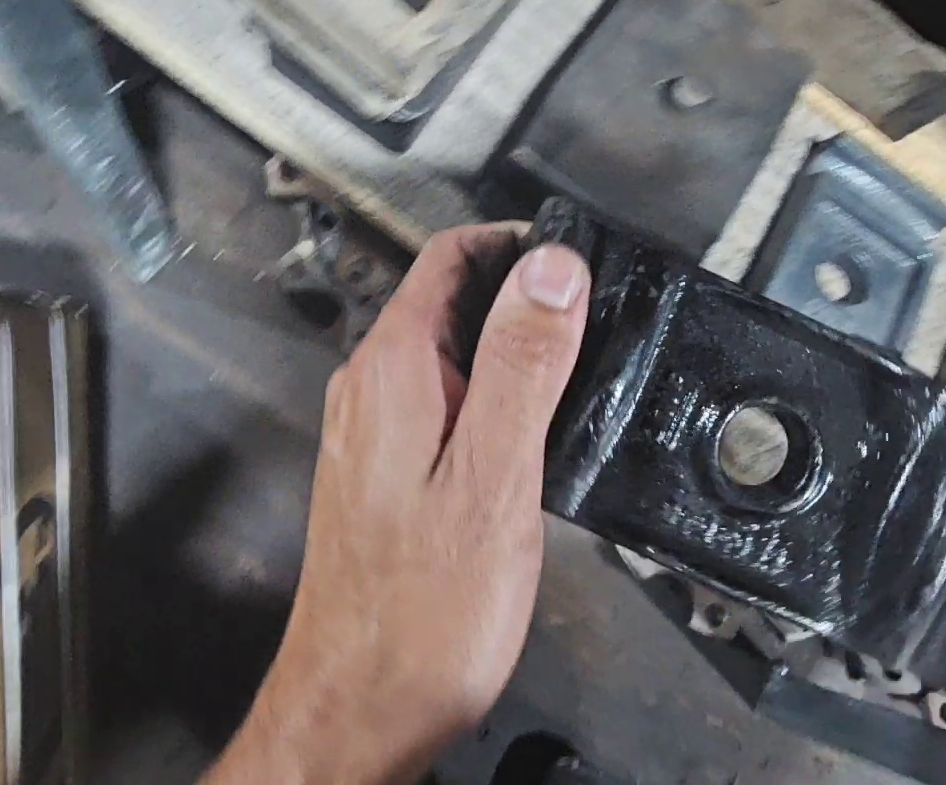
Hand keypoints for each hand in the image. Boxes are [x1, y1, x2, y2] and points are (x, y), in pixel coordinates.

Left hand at [203, 225, 590, 784]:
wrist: (360, 702)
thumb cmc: (423, 610)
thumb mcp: (494, 474)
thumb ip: (523, 364)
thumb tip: (551, 270)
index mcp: (394, 368)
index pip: (449, 257)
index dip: (513, 244)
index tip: (569, 258)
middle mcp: (370, 384)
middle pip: (446, 297)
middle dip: (517, 293)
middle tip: (585, 316)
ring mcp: (371, 423)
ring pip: (445, 345)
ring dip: (505, 342)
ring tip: (566, 366)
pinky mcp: (381, 461)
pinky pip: (437, 392)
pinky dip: (485, 387)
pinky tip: (523, 424)